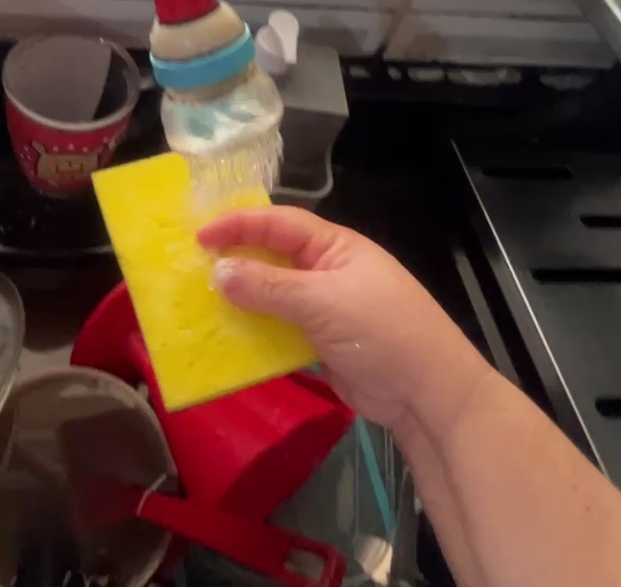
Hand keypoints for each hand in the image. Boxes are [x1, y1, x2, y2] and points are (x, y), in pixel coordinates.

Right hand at [199, 207, 491, 432]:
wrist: (429, 397)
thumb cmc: (383, 331)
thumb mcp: (324, 302)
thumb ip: (269, 286)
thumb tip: (217, 272)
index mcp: (333, 246)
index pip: (277, 223)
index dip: (238, 224)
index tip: (199, 237)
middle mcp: (323, 270)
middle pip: (270, 256)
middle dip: (233, 259)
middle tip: (190, 265)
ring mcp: (321, 307)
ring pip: (269, 294)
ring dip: (239, 298)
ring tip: (198, 301)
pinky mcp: (317, 341)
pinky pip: (275, 328)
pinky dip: (251, 331)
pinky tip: (224, 337)